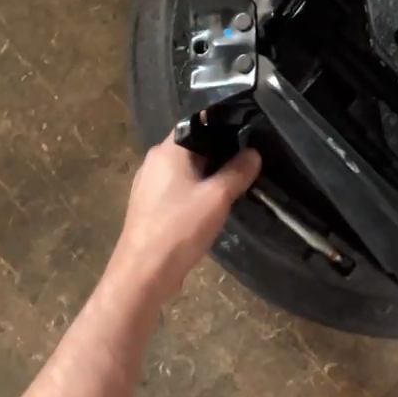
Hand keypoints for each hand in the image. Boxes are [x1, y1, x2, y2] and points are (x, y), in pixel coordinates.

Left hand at [109, 140, 260, 301]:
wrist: (144, 273)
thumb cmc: (180, 227)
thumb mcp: (217, 197)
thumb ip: (237, 171)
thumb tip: (254, 153)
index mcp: (167, 150)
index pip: (196, 123)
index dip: (222, 125)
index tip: (247, 132)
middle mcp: (154, 161)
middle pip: (192, 146)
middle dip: (219, 153)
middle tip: (248, 160)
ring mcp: (149, 184)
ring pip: (185, 169)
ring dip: (208, 175)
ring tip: (235, 183)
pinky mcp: (149, 205)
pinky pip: (177, 188)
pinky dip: (195, 191)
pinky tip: (212, 205)